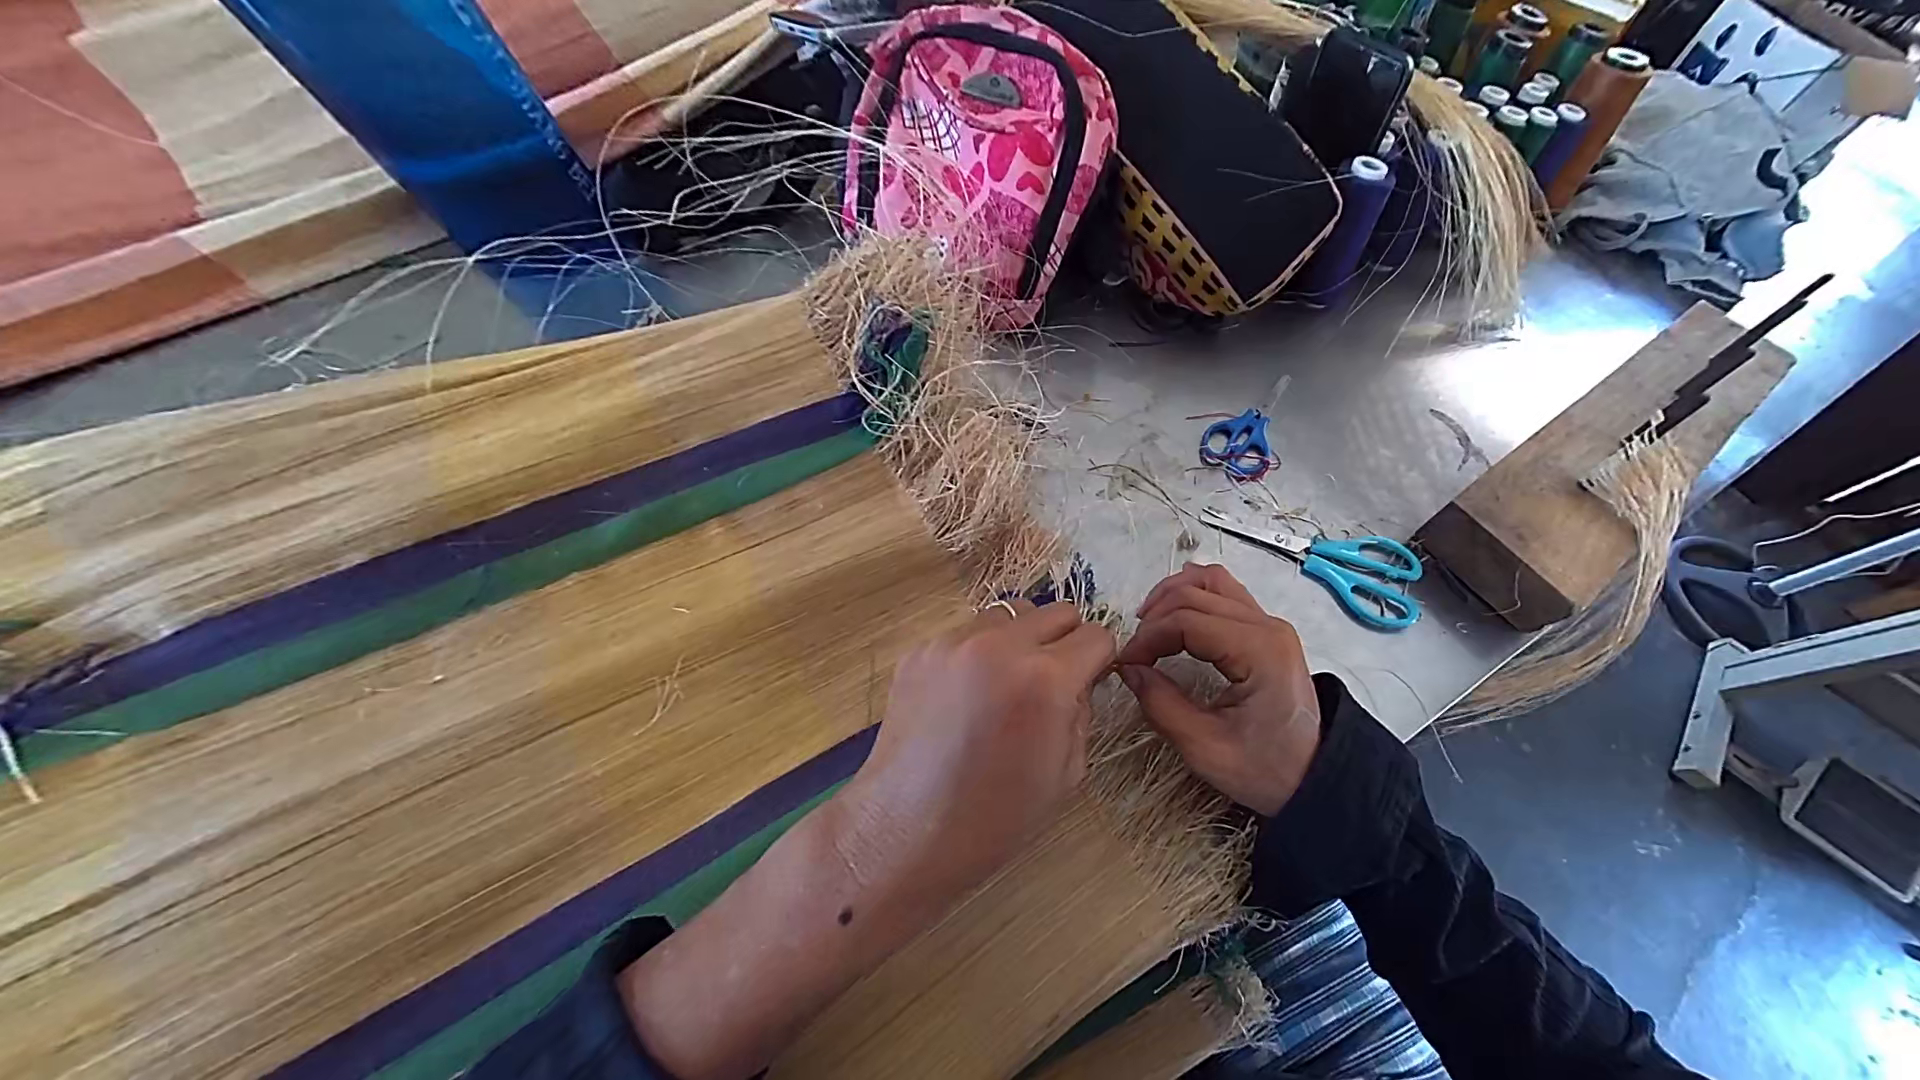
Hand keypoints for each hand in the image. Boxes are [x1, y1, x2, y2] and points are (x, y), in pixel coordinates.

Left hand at [619, 600, 1113, 1079]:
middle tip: (1060, 682)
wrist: (887, 842)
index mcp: (1035, 681)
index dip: (1102, 654)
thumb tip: (1081, 679)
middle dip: (1063, 643)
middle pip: (1050, 614)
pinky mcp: (914, 652)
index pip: (1092, 635)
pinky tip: (966, 701)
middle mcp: (988, 645)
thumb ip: (1077, 715)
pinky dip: (981, 655)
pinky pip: (967, 636)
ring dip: (1019, 646)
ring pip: (1005, 618)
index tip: (1102, 671)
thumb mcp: (1061, 780)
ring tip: (1007, 696)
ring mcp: (945, 643)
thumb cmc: (982, 832)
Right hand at [1116, 563, 1321, 816]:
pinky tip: (1171, 616)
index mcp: (1258, 651)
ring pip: (1210, 580)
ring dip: (1171, 595)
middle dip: (1154, 618)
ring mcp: (1269, 623)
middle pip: (1194, 594)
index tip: (1128, 664)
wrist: (1316, 779)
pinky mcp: (1264, 629)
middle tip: (1135, 653)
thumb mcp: (1204, 747)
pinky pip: (1223, 592)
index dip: (1148, 638)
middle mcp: (1267, 626)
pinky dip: (1191, 595)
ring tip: (1147, 624)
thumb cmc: (1264, 768)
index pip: (1186, 620)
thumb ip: (1160, 704)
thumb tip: (1129, 669)